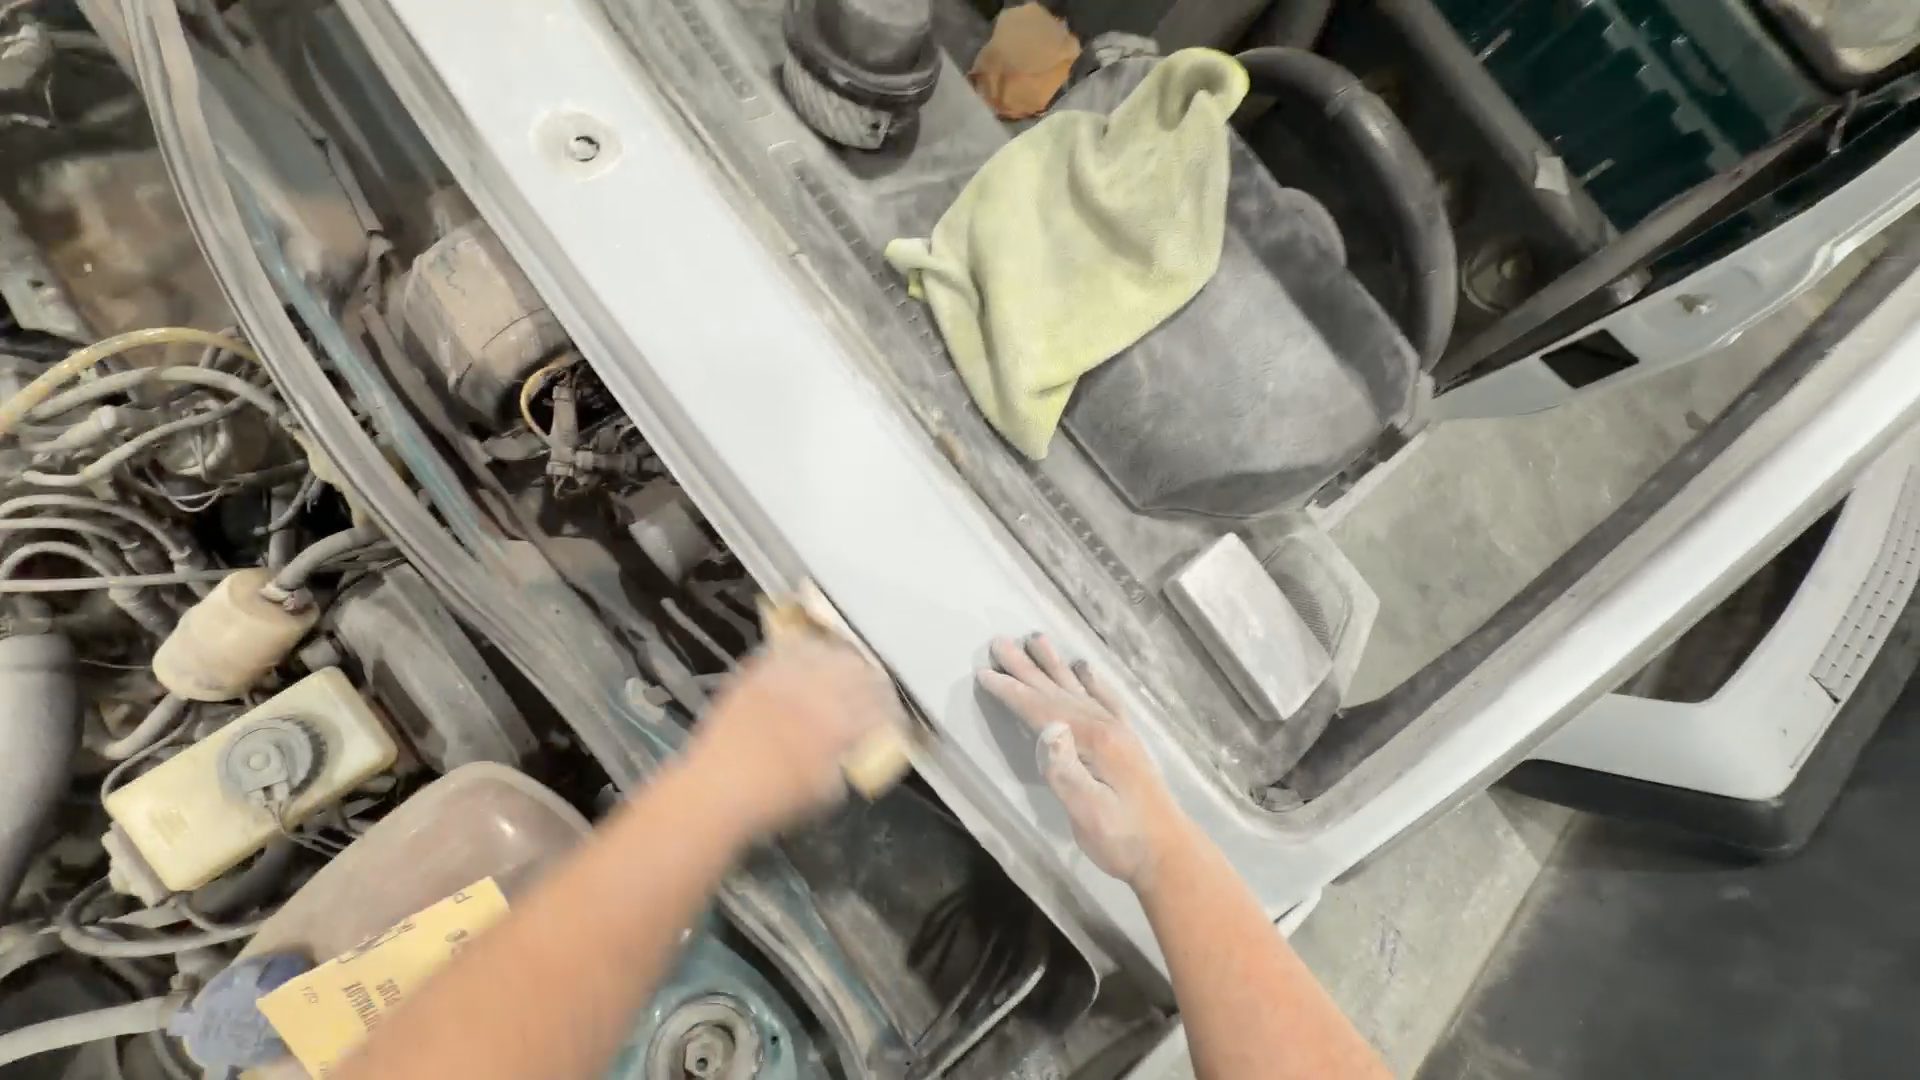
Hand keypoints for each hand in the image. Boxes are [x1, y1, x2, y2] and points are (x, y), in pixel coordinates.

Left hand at [685, 637, 904, 835]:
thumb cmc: (772, 802)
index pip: (880, 705)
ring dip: (841, 658)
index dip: (892, 709)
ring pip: (825, 651)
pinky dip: (804, 651)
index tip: (894, 716)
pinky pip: (788, 650)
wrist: (714, 792)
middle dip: (871, 678)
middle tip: (874, 688)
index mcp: (839, 724)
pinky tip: (809, 657)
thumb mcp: (826, 790)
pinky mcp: (758, 672)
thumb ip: (847, 760)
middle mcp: (815, 693)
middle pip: (857, 668)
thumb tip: (856, 747)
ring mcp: (784, 678)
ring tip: (846, 665)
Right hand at [978, 635, 1190, 887]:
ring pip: (1078, 688)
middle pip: (1057, 690)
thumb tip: (1046, 727)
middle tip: (1000, 642)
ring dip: (1054, 664)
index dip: (1011, 691)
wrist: (1170, 855)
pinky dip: (1092, 680)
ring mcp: (1119, 731)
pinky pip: (1106, 699)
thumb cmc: (1123, 840)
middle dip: (1025, 668)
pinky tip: (1084, 667)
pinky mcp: (1127, 740)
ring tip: (1037, 639)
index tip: (984, 672)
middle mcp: (1106, 726)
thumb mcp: (1088, 814)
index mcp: (1094, 742)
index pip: (1042, 709)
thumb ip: (1065, 770)